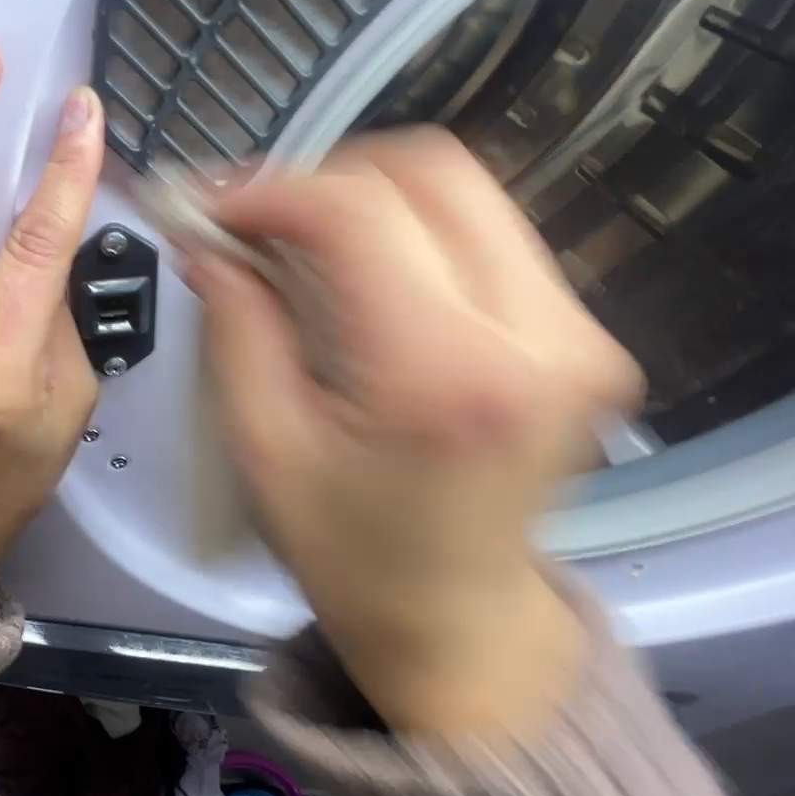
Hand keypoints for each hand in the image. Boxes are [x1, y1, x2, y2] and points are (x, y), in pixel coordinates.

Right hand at [186, 128, 643, 737]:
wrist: (454, 621)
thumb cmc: (345, 553)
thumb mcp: (264, 447)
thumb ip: (238, 328)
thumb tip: (210, 243)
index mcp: (444, 375)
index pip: (359, 217)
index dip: (272, 192)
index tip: (211, 207)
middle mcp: (539, 335)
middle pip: (432, 174)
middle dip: (325, 179)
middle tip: (256, 220)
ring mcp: (579, 331)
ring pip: (468, 192)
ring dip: (369, 201)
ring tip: (298, 243)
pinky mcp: (584, 335)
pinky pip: (490, 237)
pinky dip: (412, 234)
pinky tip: (360, 276)